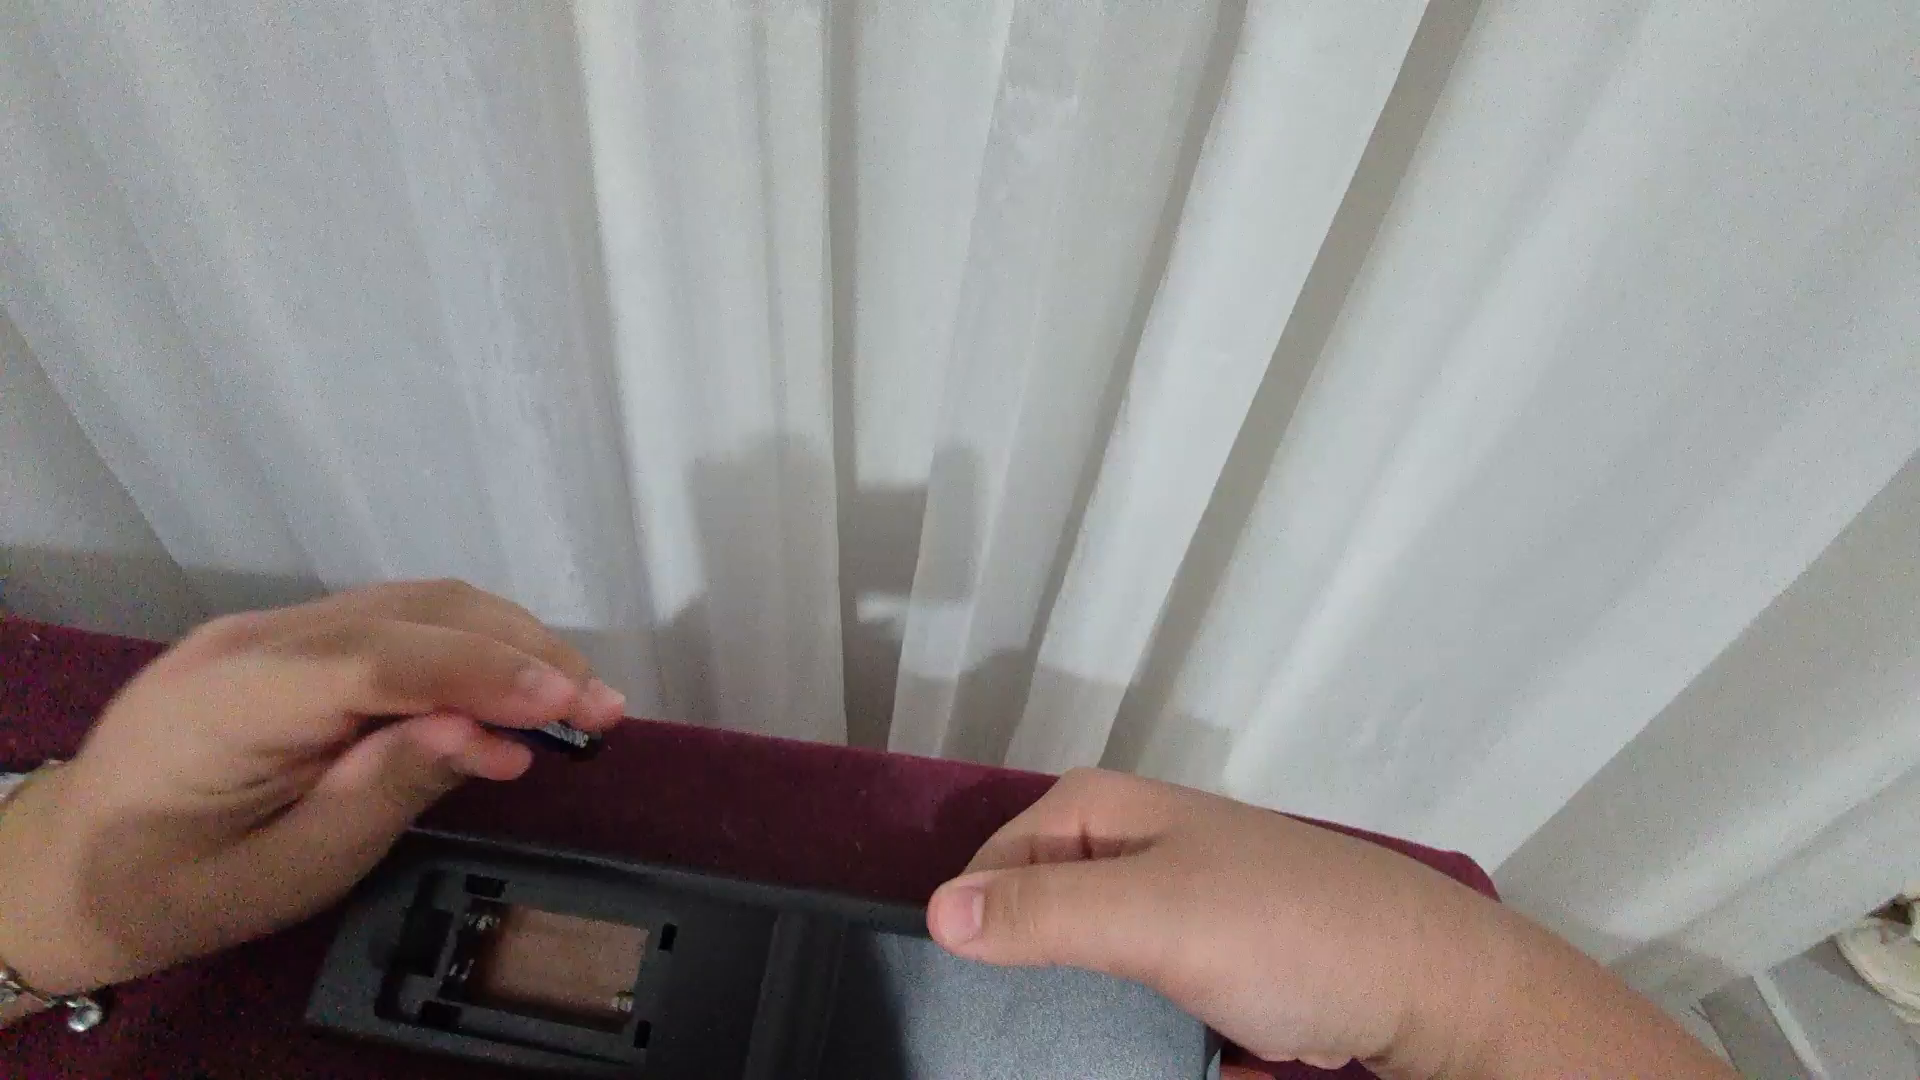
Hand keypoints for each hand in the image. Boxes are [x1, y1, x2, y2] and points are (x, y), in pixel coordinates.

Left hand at [0, 581, 626, 995]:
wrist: (72, 863)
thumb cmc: (176, 889)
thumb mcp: (284, 873)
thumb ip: (383, 794)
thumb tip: (485, 736)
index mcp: (227, 701)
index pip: (376, 659)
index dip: (482, 673)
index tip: (570, 706)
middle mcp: (265, 636)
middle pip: (424, 614)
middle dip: (528, 655)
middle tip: (604, 709)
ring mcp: (294, 622)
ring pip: (438, 602)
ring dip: (524, 643)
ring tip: (583, 696)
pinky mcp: (322, 629)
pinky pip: (426, 617)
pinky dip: (494, 643)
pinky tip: (529, 682)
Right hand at [924, 769, 1499, 1072]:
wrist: (1416, 976)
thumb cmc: (1276, 928)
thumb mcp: (1152, 918)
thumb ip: (1044, 913)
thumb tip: (936, 911)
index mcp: (1094, 806)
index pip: (992, 865)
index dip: (974, 926)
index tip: (969, 1004)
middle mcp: (1115, 834)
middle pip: (1025, 897)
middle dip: (1010, 959)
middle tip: (1000, 1036)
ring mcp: (1151, 884)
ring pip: (1066, 934)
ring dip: (1050, 985)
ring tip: (1035, 1044)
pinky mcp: (1181, 934)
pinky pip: (1110, 961)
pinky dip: (1093, 996)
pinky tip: (1092, 1037)